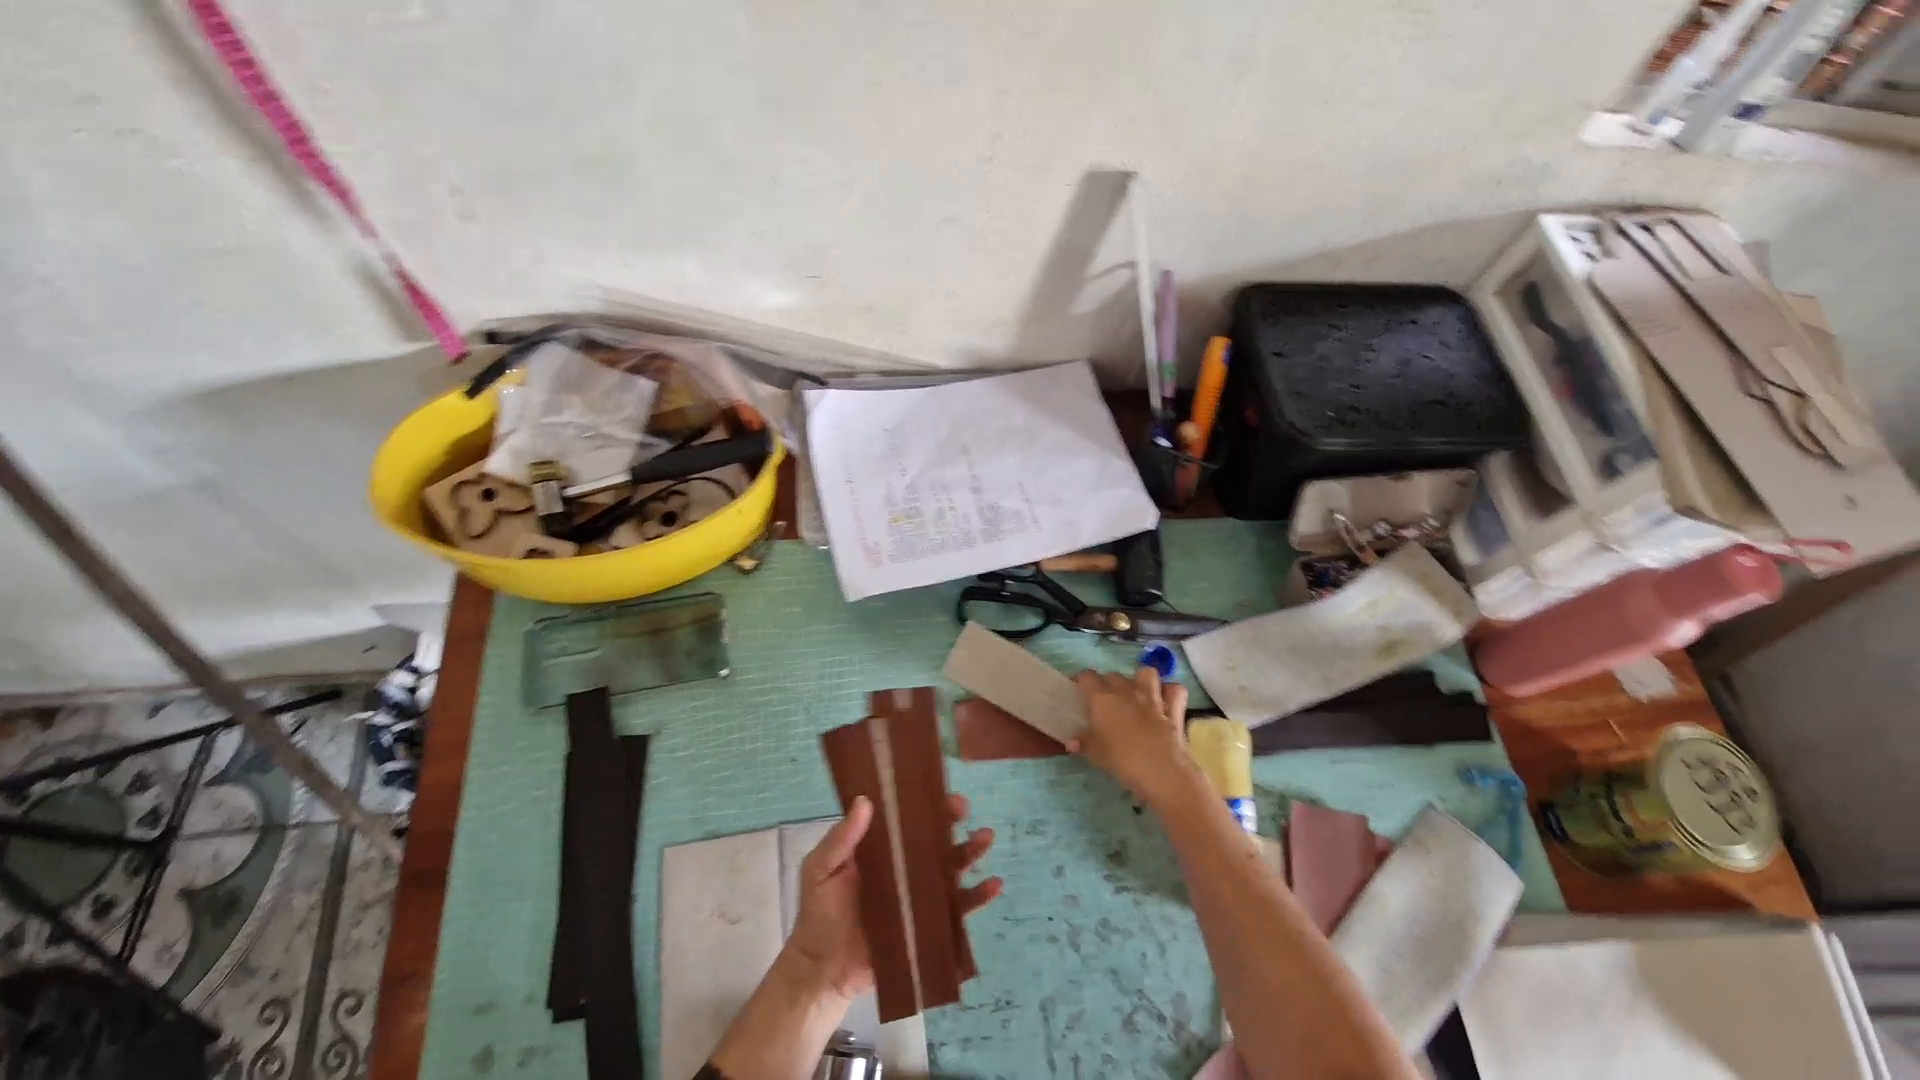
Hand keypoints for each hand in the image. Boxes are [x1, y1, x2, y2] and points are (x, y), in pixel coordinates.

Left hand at [783, 793, 1001, 1000]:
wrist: (823, 972)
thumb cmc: (820, 916)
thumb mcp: (820, 870)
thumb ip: (841, 839)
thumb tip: (865, 800)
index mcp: (878, 852)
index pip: (906, 822)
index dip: (925, 806)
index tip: (940, 793)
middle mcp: (902, 870)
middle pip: (933, 842)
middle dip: (953, 824)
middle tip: (966, 811)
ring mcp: (917, 898)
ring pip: (950, 870)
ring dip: (971, 853)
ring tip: (986, 840)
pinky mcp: (927, 926)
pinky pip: (957, 910)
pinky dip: (977, 898)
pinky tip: (993, 886)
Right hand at [1067, 667, 1196, 804]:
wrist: (1160, 770)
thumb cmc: (1122, 761)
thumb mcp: (1096, 754)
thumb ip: (1084, 743)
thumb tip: (1072, 742)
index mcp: (1102, 699)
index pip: (1087, 677)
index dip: (1081, 680)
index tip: (1078, 688)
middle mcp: (1126, 691)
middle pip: (1113, 676)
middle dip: (1108, 683)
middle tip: (1105, 699)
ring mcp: (1152, 697)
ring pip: (1146, 673)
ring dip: (1140, 680)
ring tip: (1137, 692)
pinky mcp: (1174, 707)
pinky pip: (1175, 689)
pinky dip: (1170, 692)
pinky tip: (1165, 700)